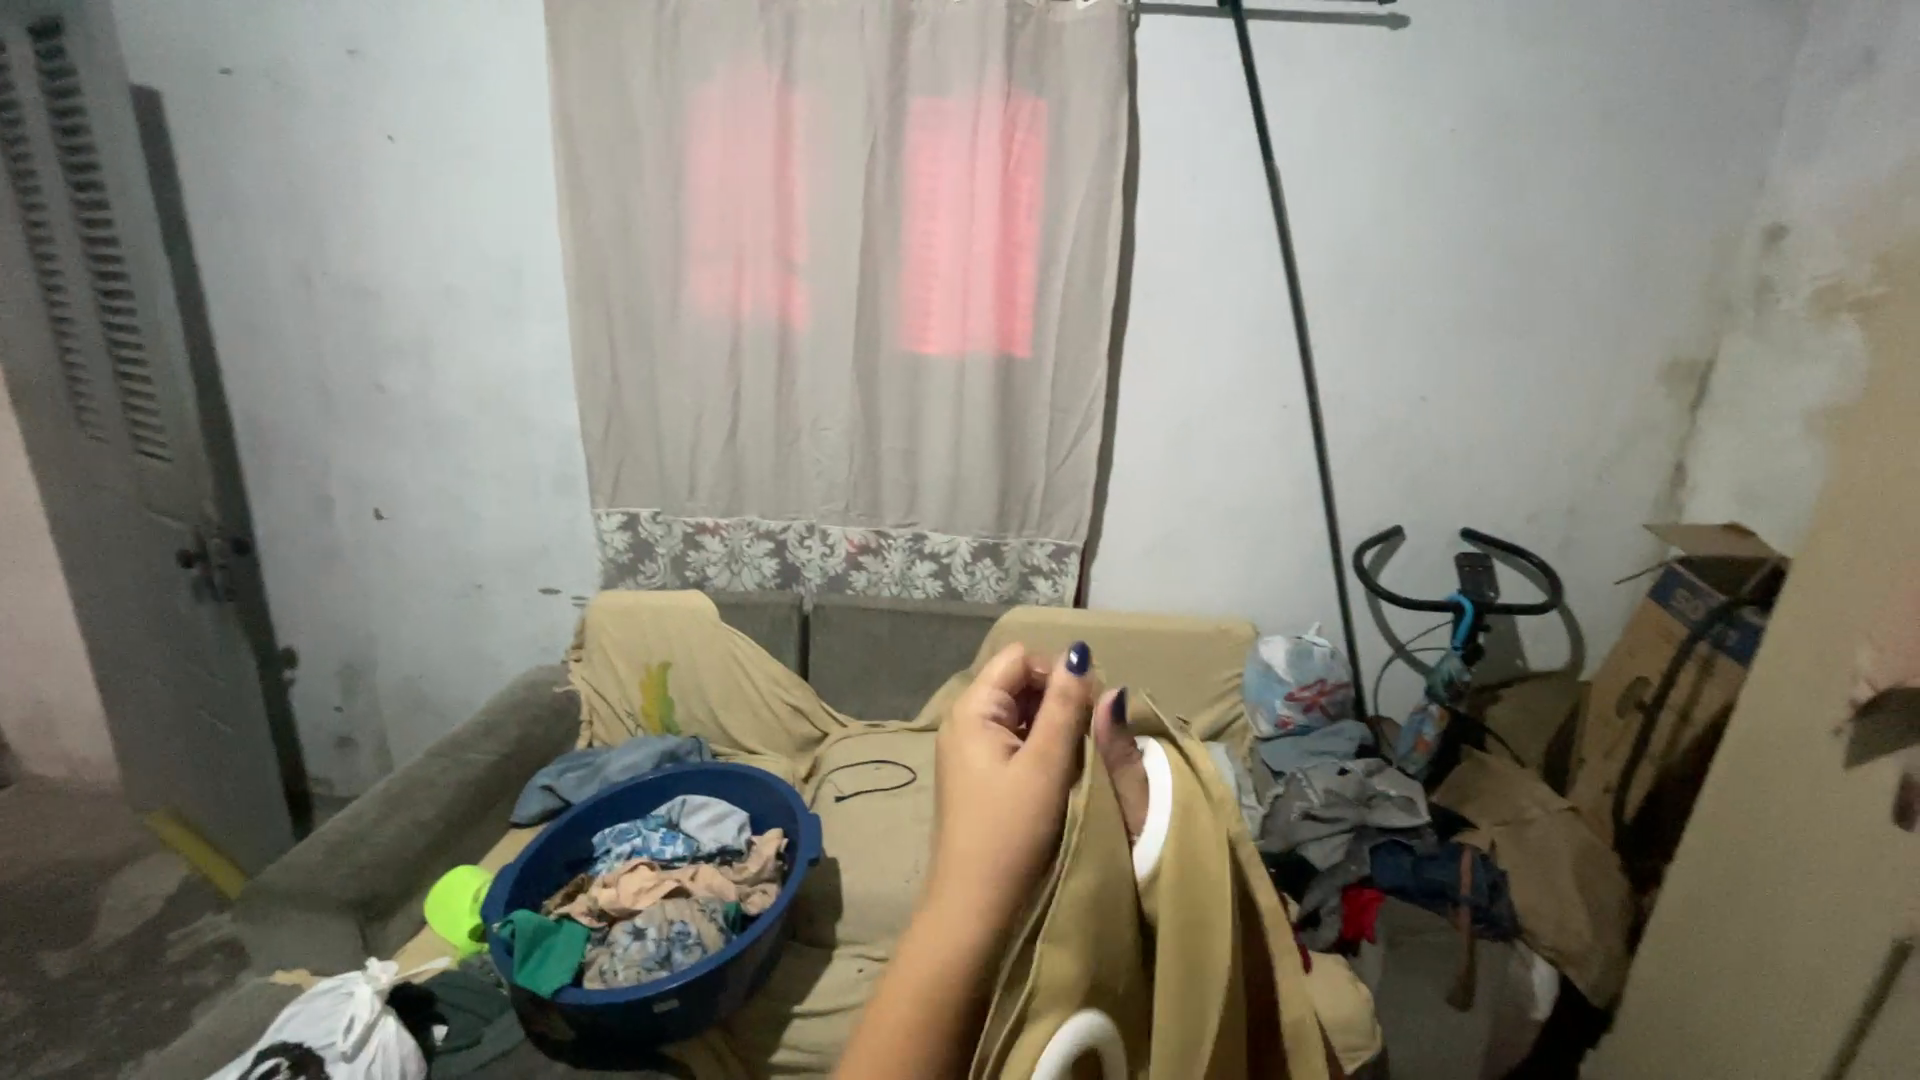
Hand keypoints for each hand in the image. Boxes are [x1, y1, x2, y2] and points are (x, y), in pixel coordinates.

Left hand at [926, 641, 1117, 934]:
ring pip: (1020, 711)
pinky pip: (1014, 738)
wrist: (974, 906)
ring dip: (1053, 724)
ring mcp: (970, 748)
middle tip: (1086, 736)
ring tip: (1076, 757)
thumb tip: (1080, 653)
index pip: (1019, 658)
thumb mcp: (1046, 764)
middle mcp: (965, 719)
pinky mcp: (980, 773)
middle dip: (1057, 699)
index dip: (1056, 673)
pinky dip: (1040, 745)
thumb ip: (1065, 706)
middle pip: (1019, 681)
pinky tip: (1058, 771)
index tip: (1085, 709)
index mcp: (972, 708)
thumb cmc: (1011, 832)